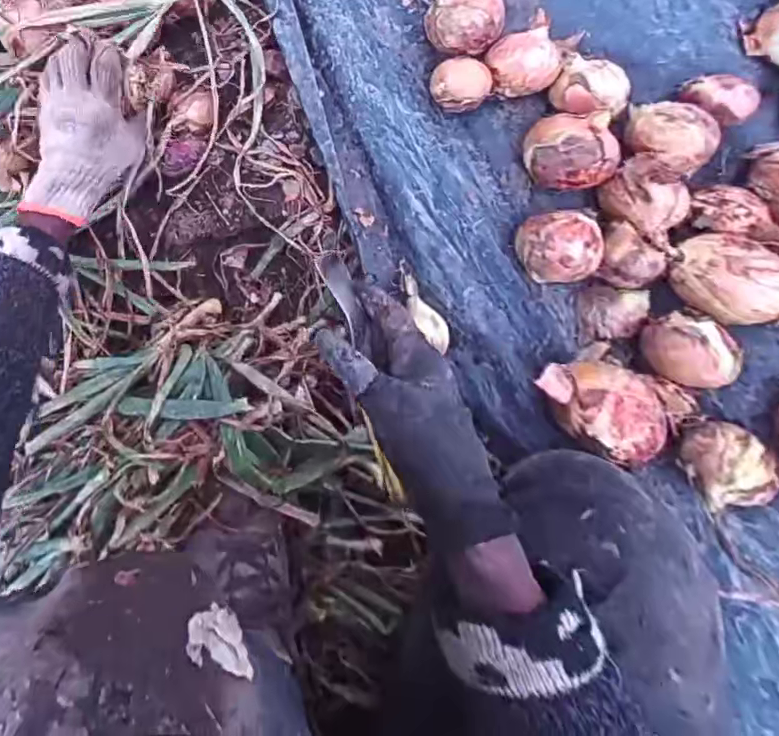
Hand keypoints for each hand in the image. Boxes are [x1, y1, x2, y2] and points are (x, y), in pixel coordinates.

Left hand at [17, 35, 147, 229]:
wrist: (69, 181)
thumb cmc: (105, 164)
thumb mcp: (133, 144)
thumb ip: (142, 118)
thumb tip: (152, 98)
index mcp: (103, 104)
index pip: (104, 63)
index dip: (109, 51)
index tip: (113, 51)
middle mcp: (78, 97)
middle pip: (75, 55)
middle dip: (85, 45)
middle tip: (92, 45)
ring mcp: (58, 100)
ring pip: (57, 62)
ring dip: (67, 53)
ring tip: (77, 53)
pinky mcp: (44, 107)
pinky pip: (46, 77)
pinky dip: (54, 68)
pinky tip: (63, 70)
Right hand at [315, 284, 516, 553]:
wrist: (456, 498)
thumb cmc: (422, 443)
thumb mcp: (381, 400)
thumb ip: (352, 365)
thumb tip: (322, 332)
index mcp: (421, 355)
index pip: (392, 313)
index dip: (370, 296)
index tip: (346, 281)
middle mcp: (423, 366)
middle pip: (390, 332)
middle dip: (363, 318)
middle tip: (333, 309)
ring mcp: (421, 388)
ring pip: (388, 355)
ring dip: (364, 344)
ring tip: (337, 337)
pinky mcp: (416, 409)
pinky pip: (388, 377)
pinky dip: (369, 368)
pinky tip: (353, 376)